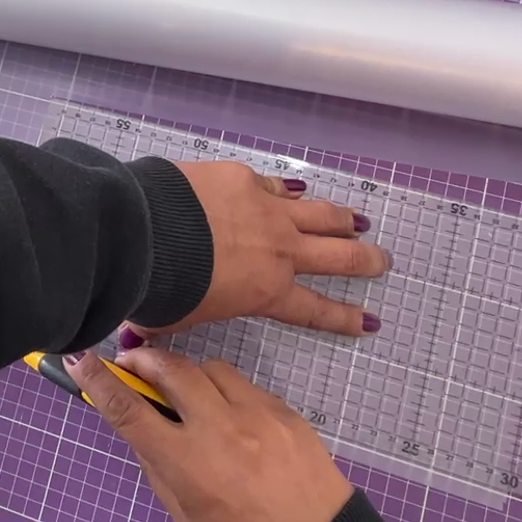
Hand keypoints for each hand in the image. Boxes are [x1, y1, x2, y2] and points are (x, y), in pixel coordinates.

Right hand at [70, 347, 352, 521]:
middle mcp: (224, 430)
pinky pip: (247, 387)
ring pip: (211, 368)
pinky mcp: (290, 413)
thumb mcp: (186, 518)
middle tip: (133, 365)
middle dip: (145, 360)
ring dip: (189, 374)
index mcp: (191, 466)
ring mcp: (261, 416)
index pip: (130, 410)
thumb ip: (159, 463)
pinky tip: (231, 417)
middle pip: (171, 369)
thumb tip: (140, 423)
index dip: (99, 380)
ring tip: (188, 396)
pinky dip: (228, 393)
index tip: (80, 358)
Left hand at [150, 161, 388, 338]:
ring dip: (341, 220)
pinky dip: (292, 192)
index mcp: (265, 292)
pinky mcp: (242, 179)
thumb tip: (141, 342)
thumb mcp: (170, 320)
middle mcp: (278, 252)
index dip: (343, 317)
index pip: (314, 310)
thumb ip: (171, 327)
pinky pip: (277, 187)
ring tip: (358, 222)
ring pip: (318, 215)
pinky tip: (300, 190)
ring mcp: (264, 211)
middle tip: (381, 261)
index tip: (369, 321)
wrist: (142, 234)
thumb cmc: (159, 286)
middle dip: (363, 261)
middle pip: (335, 257)